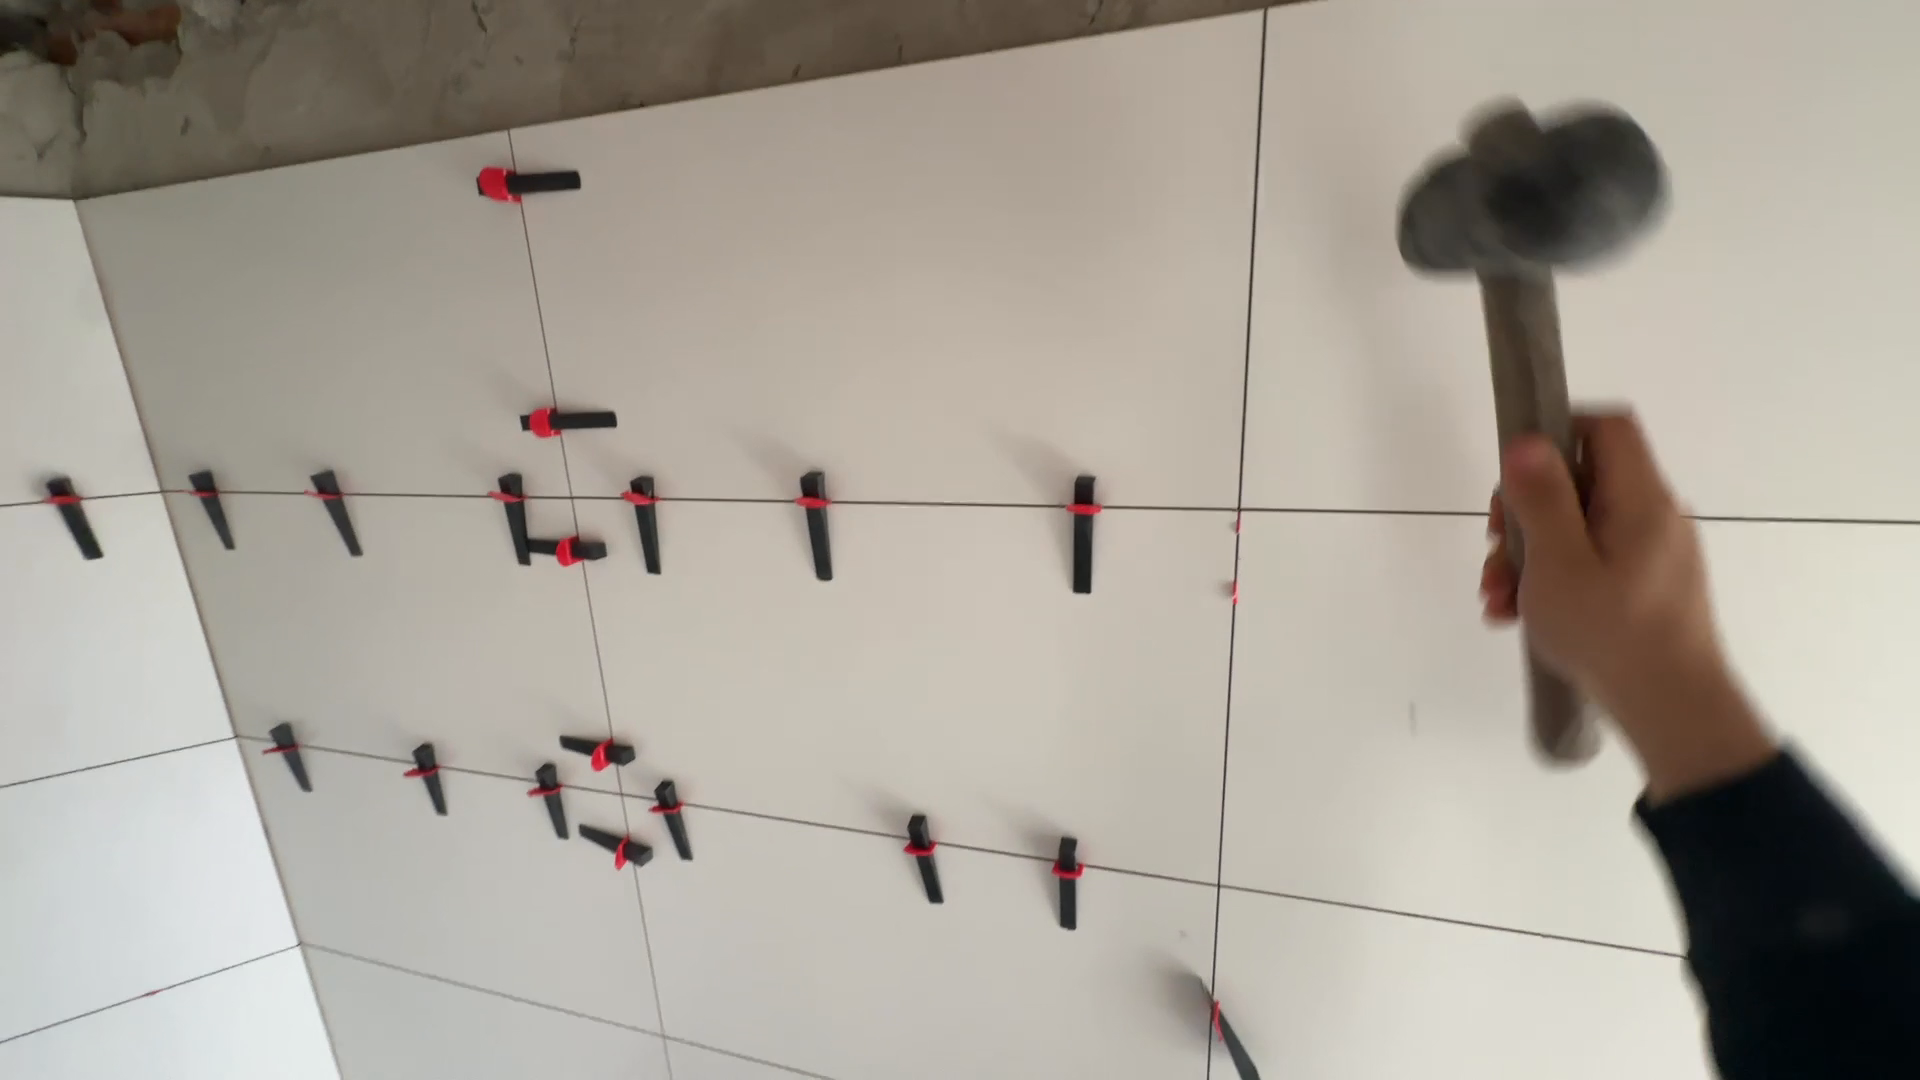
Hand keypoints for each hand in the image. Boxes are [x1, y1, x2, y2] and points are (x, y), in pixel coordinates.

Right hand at [1479, 411, 1775, 799]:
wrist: (1667, 706)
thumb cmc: (1608, 629)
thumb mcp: (1556, 562)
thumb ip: (1541, 499)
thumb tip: (1527, 441)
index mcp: (1638, 501)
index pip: (1606, 428)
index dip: (1555, 430)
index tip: (1511, 470)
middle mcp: (1648, 518)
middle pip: (1576, 482)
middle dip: (1521, 513)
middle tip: (1494, 549)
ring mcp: (1644, 553)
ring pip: (1570, 528)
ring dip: (1522, 555)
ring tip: (1497, 597)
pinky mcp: (1637, 584)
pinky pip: (1581, 562)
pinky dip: (1544, 579)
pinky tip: (1515, 612)